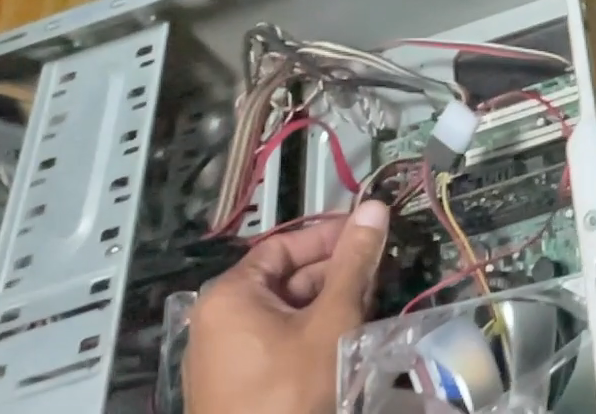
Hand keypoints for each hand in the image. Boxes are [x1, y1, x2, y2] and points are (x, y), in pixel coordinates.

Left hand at [185, 201, 390, 413]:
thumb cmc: (291, 391)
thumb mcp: (333, 318)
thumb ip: (355, 260)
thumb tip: (374, 206)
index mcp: (230, 296)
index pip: (286, 244)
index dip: (331, 235)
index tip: (371, 234)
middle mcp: (217, 320)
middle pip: (286, 277)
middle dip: (336, 272)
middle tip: (378, 273)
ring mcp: (223, 357)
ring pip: (286, 310)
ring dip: (329, 302)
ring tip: (369, 306)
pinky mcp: (235, 387)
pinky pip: (277, 340)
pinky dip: (312, 332)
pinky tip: (346, 338)